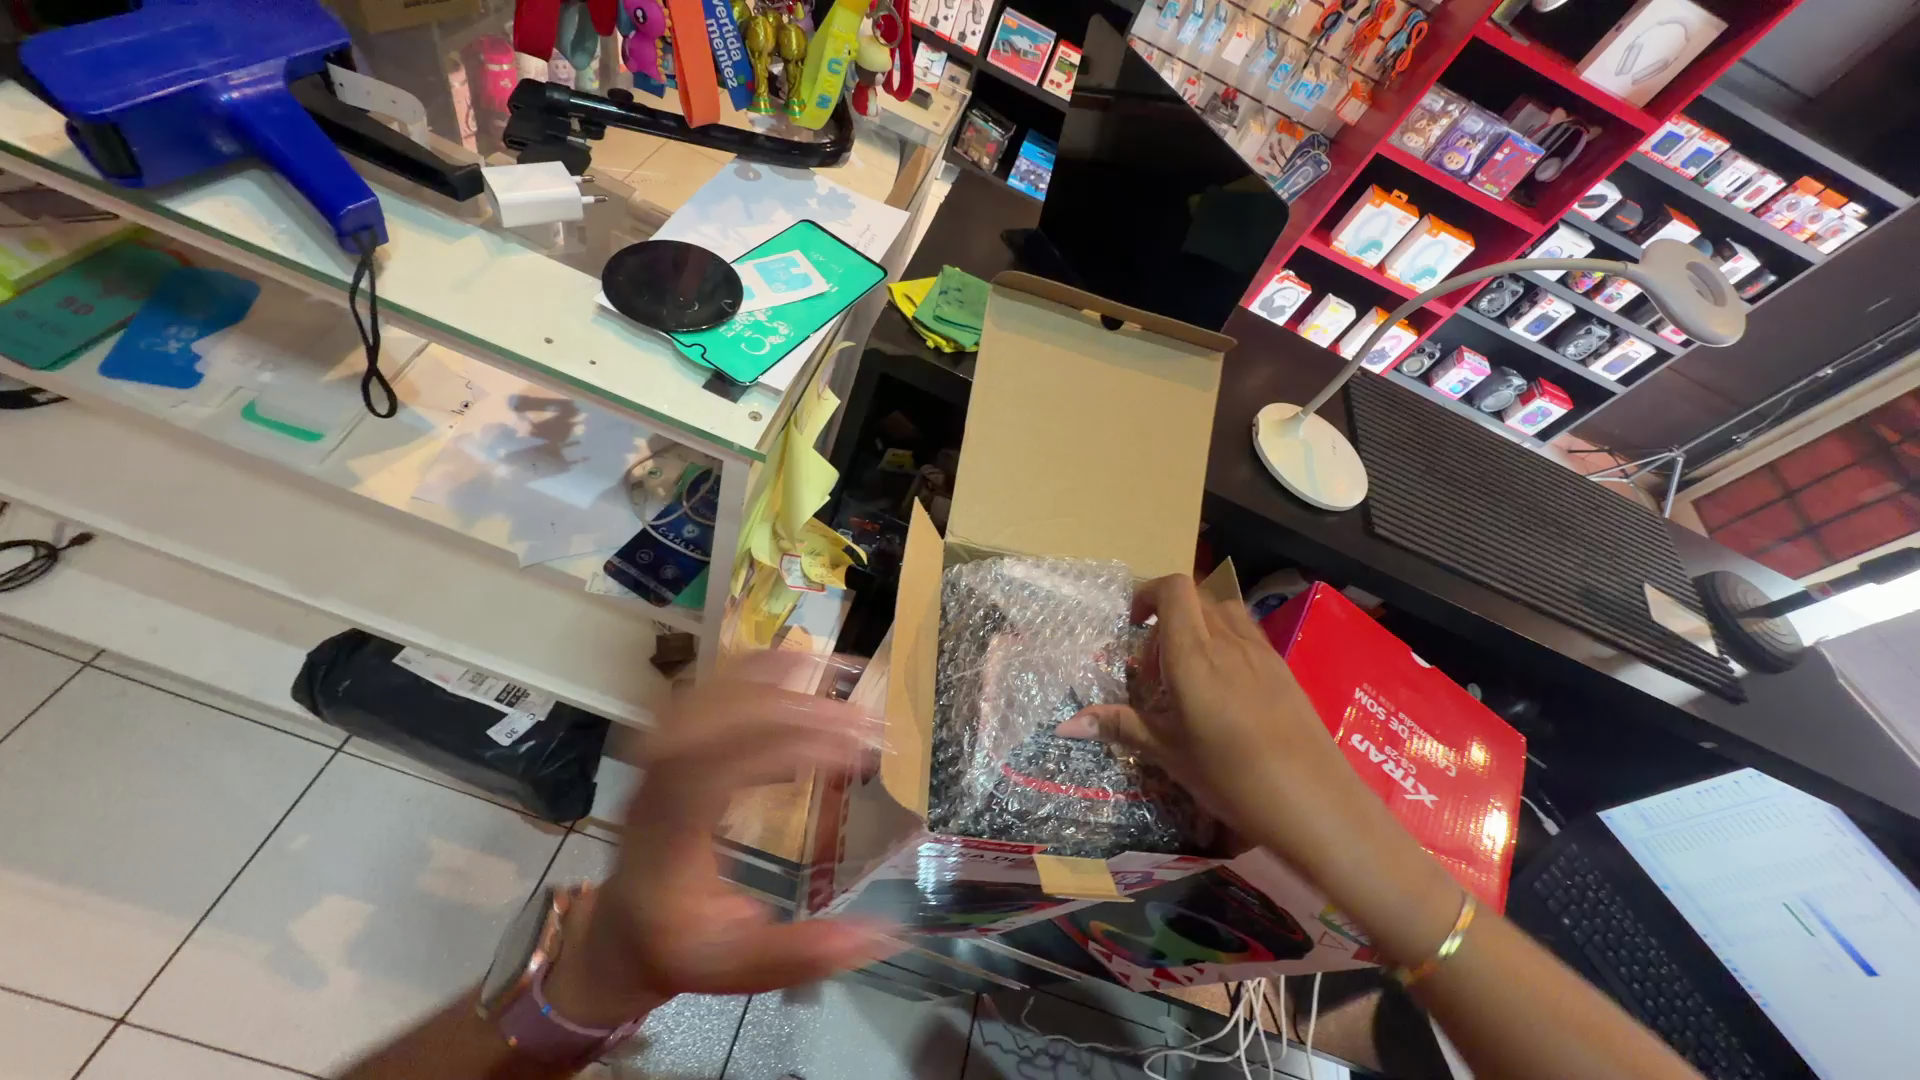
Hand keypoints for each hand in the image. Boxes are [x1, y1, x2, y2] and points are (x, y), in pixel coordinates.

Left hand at [544, 653, 894, 1026]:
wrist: (619, 930)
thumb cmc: (675, 946)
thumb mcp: (733, 967)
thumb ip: (800, 953)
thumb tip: (882, 935)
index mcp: (666, 835)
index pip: (714, 770)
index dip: (784, 748)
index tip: (851, 753)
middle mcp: (656, 782)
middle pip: (711, 718)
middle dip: (792, 707)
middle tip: (860, 718)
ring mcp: (658, 756)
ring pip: (707, 693)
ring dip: (774, 675)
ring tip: (834, 669)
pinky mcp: (671, 743)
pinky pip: (708, 690)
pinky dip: (753, 670)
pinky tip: (797, 665)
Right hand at [1056, 575, 1373, 868]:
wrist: (1316, 803)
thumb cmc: (1232, 778)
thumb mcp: (1169, 754)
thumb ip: (1121, 726)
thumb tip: (1065, 724)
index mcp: (1193, 656)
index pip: (1172, 590)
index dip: (1147, 593)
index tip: (1132, 625)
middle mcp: (1228, 642)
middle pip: (1195, 596)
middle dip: (1166, 616)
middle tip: (1155, 666)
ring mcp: (1261, 652)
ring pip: (1222, 611)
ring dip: (1197, 626)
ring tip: (1187, 674)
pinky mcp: (1283, 669)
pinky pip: (1245, 634)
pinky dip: (1224, 643)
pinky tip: (1223, 691)